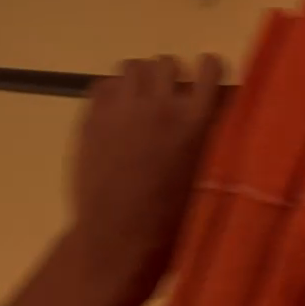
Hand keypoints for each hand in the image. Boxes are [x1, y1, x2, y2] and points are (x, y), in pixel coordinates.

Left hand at [66, 53, 224, 299]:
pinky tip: (118, 122)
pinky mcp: (91, 119)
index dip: (207, 73)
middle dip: (170, 79)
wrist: (119, 243)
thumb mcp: (207, 182)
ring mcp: (121, 109)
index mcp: (196, 123)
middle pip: (166, 62)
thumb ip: (210, 144)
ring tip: (141, 110)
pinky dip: (113, 96)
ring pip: (132, 67)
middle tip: (170, 106)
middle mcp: (160, 105)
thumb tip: (212, 123)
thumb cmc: (174, 226)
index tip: (205, 89)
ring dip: (141, 83)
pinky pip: (103, 85)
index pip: (208, 66)